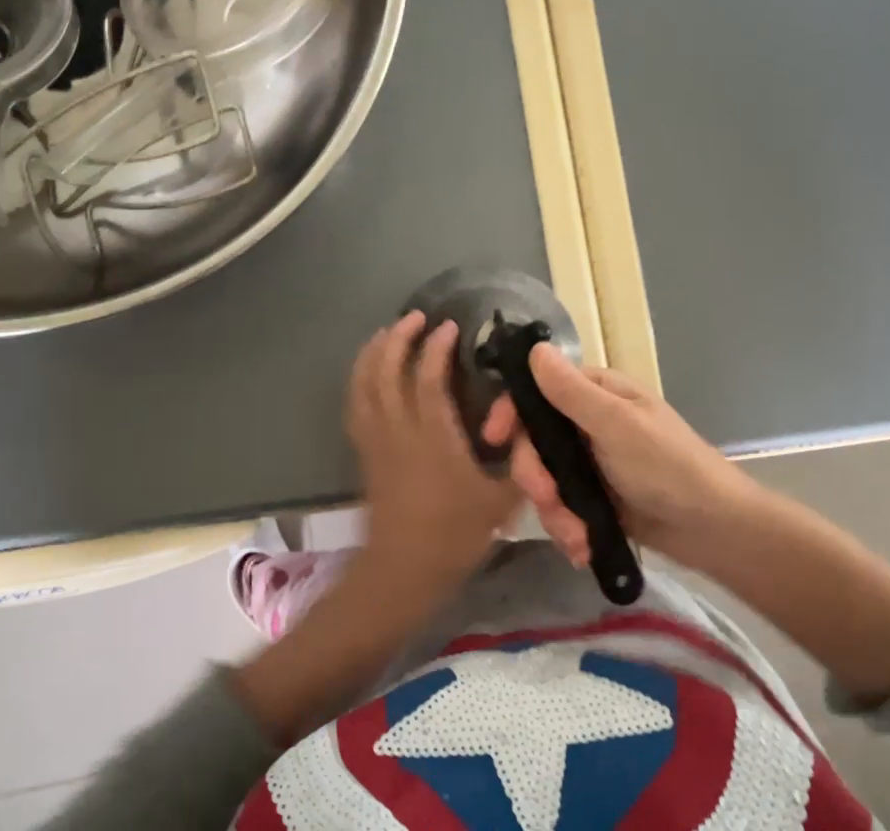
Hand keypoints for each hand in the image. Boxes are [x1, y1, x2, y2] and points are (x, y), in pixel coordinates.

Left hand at [345, 310, 521, 591]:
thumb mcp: (501, 501)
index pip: (428, 378)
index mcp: (433, 436)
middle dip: (398, 338)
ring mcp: (376, 440)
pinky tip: (368, 374)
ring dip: (373, 353)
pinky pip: (355, 406)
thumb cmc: (454, 536)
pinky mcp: (365, 453)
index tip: (449, 327)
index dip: (436, 348)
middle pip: (386, 371)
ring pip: (364, 384)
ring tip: (387, 333)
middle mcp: (399, 430)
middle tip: (415, 318)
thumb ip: (519, 463)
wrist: (402, 571)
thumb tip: (534, 431)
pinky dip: (359, 381)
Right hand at [483, 344, 746, 567]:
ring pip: (545, 481)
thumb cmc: (669, 466)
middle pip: (534, 443)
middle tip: (547, 499)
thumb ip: (572, 392)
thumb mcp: (617, 426)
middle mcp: (588, 425)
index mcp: (597, 395)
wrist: (712, 529)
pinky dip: (567, 529)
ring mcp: (591, 465)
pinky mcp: (595, 501)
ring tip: (576, 538)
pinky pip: (562, 509)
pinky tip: (581, 548)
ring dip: (554, 513)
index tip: (493, 438)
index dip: (510, 413)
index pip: (537, 392)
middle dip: (536, 477)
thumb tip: (534, 349)